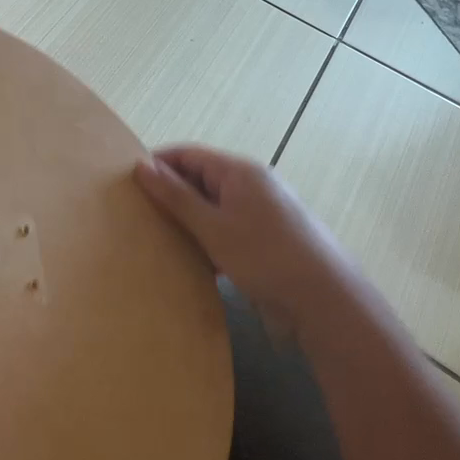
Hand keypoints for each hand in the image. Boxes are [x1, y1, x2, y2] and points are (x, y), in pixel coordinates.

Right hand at [134, 144, 352, 339]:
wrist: (331, 305)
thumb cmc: (266, 257)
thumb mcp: (211, 227)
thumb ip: (174, 195)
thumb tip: (140, 164)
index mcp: (240, 171)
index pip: (186, 153)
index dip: (156, 165)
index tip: (128, 186)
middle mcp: (255, 183)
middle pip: (200, 178)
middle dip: (171, 195)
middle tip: (142, 216)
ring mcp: (267, 210)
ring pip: (214, 205)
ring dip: (190, 220)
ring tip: (164, 240)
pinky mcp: (273, 237)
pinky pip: (230, 226)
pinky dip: (211, 238)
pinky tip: (198, 262)